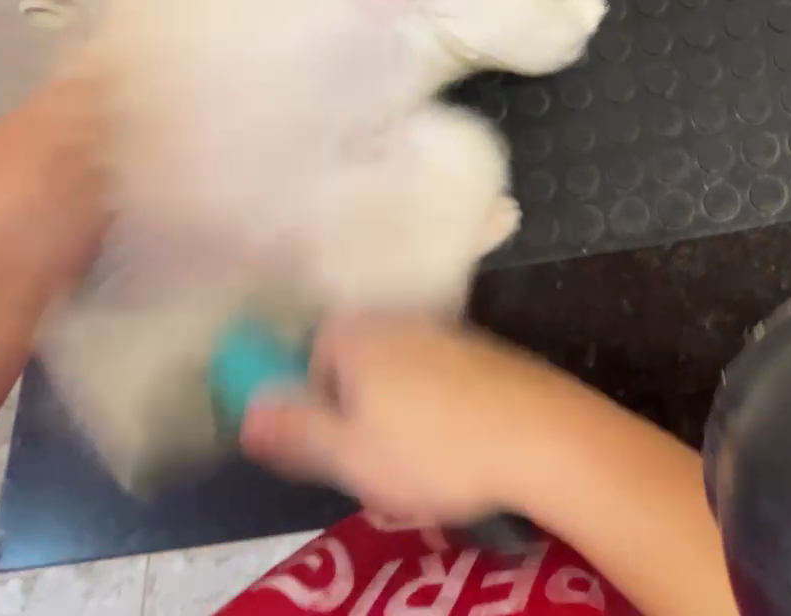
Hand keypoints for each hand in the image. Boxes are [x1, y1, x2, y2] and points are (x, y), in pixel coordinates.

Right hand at [239, 316, 579, 522]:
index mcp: (368, 337)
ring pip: (404, 375)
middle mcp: (412, 324)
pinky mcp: (492, 358)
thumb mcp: (349, 454)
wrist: (542, 436)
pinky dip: (438, 412)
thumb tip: (249, 409)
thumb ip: (295, 429)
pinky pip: (445, 382)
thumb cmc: (436, 449)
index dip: (311, 389)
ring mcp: (457, 336)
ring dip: (398, 416)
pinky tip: (454, 450)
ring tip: (413, 466)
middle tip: (366, 459)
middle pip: (362, 359)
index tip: (324, 434)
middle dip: (355, 408)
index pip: (319, 342)